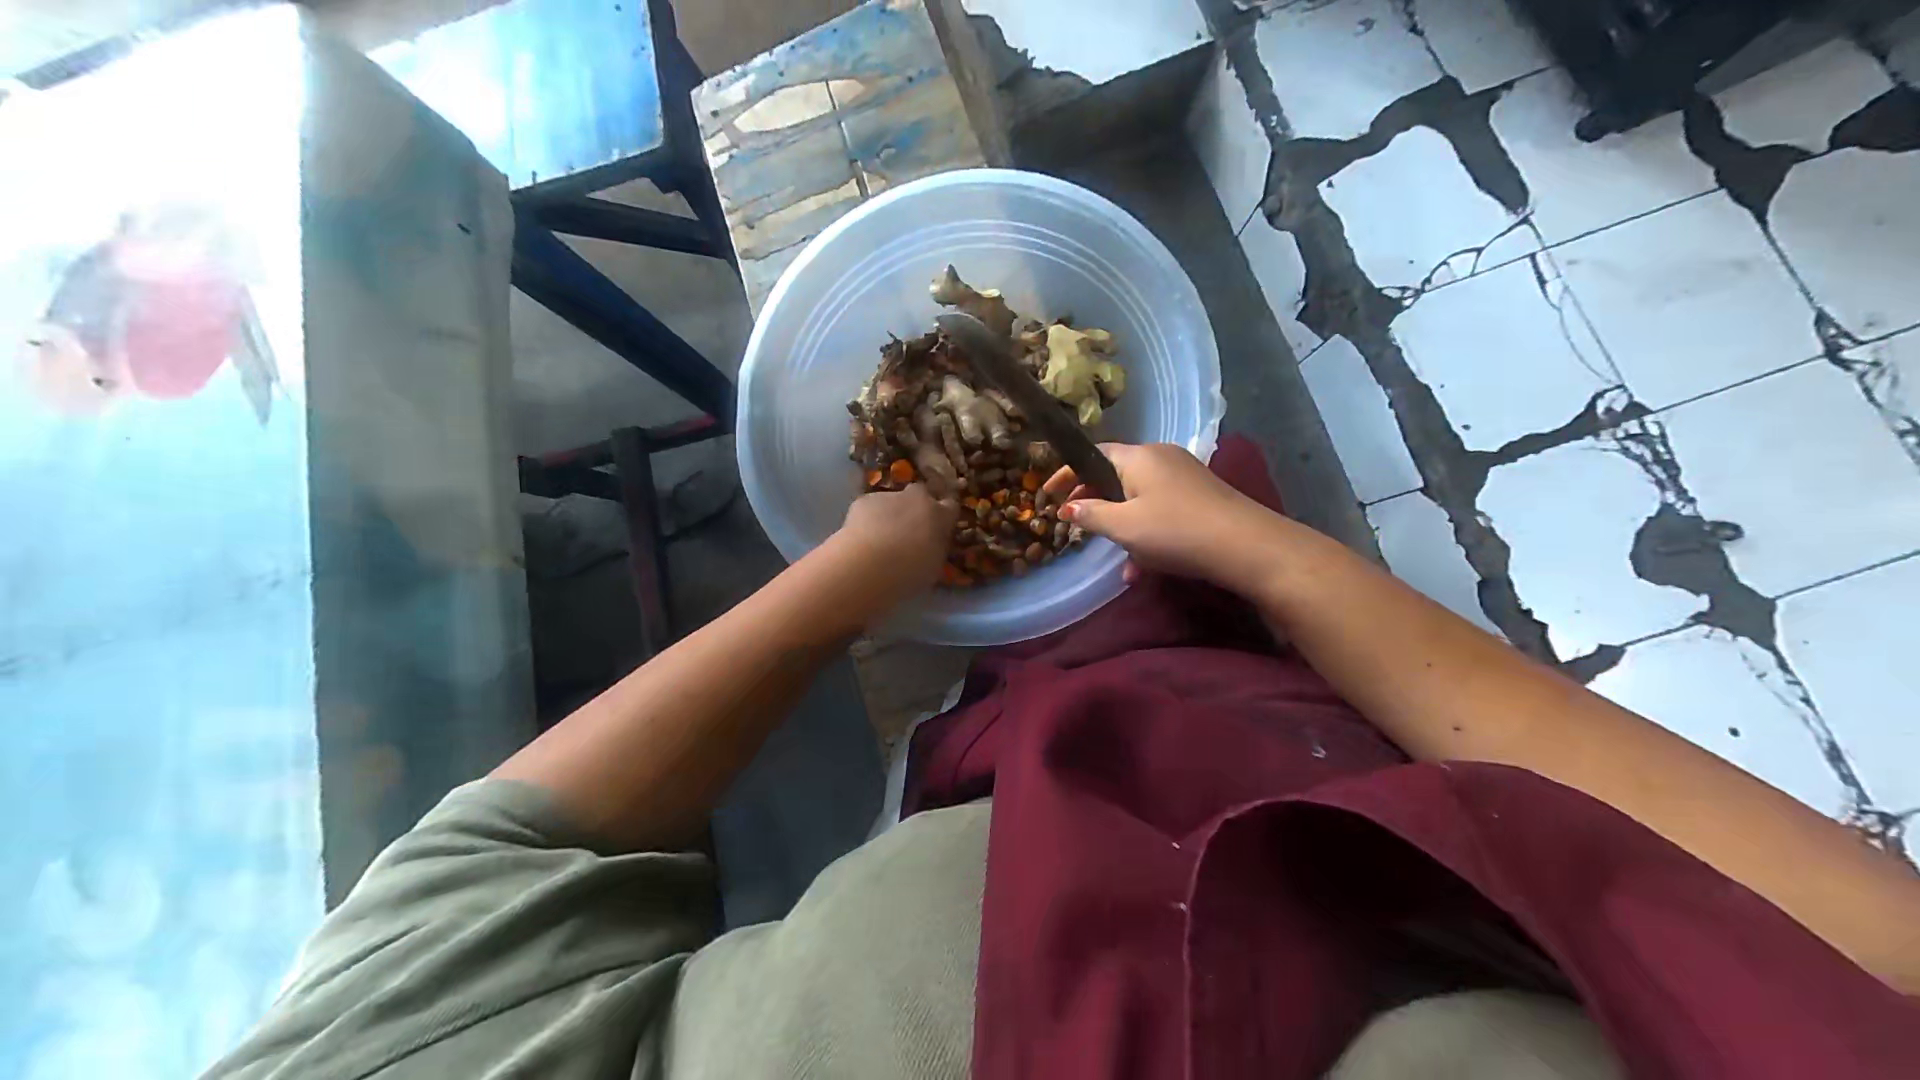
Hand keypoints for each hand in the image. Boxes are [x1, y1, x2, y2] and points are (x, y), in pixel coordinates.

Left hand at [827, 483, 958, 612]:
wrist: (870, 566)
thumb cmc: (910, 572)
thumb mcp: (934, 566)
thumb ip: (936, 547)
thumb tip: (931, 543)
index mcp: (940, 516)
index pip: (950, 507)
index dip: (943, 516)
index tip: (938, 527)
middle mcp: (918, 498)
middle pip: (921, 494)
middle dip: (917, 507)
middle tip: (909, 529)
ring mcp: (890, 496)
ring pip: (893, 500)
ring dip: (891, 513)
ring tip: (879, 537)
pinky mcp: (865, 500)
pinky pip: (870, 507)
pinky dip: (868, 518)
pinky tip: (861, 537)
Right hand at [1044, 443, 1293, 592]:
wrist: (1247, 546)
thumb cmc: (1175, 531)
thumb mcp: (1124, 527)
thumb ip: (1091, 515)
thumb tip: (1068, 508)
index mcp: (1138, 456)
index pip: (1093, 454)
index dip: (1068, 474)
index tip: (1048, 496)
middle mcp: (1161, 458)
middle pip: (1116, 476)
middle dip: (1095, 504)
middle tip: (1076, 526)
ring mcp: (1184, 478)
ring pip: (1139, 500)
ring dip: (1123, 528)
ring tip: (1116, 559)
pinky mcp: (1200, 498)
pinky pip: (1160, 512)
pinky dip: (1147, 534)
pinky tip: (1143, 569)